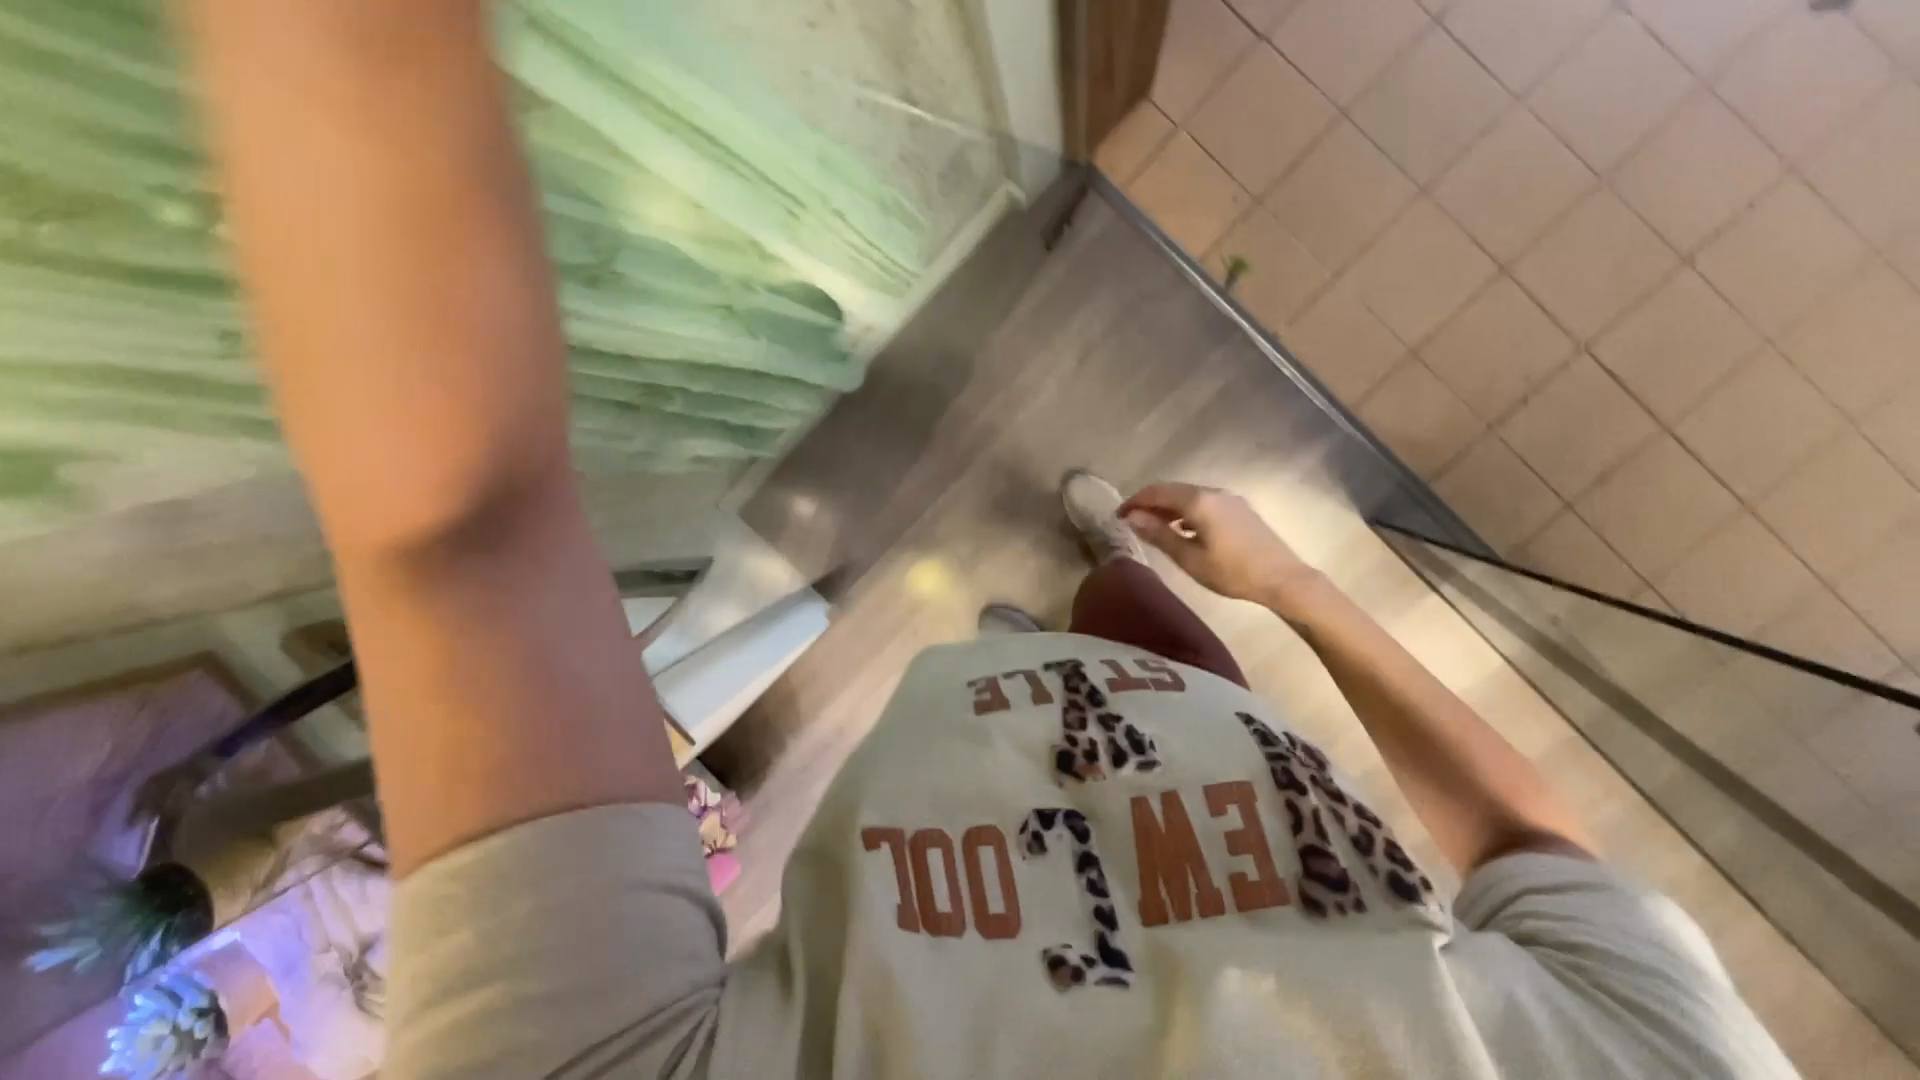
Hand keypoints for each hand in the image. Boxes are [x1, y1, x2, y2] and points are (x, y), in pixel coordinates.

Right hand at [1119, 483, 1324, 609]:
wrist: (1283, 578)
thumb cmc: (1232, 572)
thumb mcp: (1190, 558)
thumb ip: (1159, 535)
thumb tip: (1131, 517)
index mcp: (1199, 501)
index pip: (1157, 492)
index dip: (1135, 502)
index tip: (1118, 517)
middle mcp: (1213, 492)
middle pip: (1173, 491)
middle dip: (1150, 503)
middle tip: (1132, 522)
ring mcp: (1229, 499)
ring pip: (1190, 496)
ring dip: (1169, 508)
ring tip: (1154, 529)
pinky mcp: (1240, 510)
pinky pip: (1204, 503)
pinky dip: (1186, 512)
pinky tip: (1183, 531)